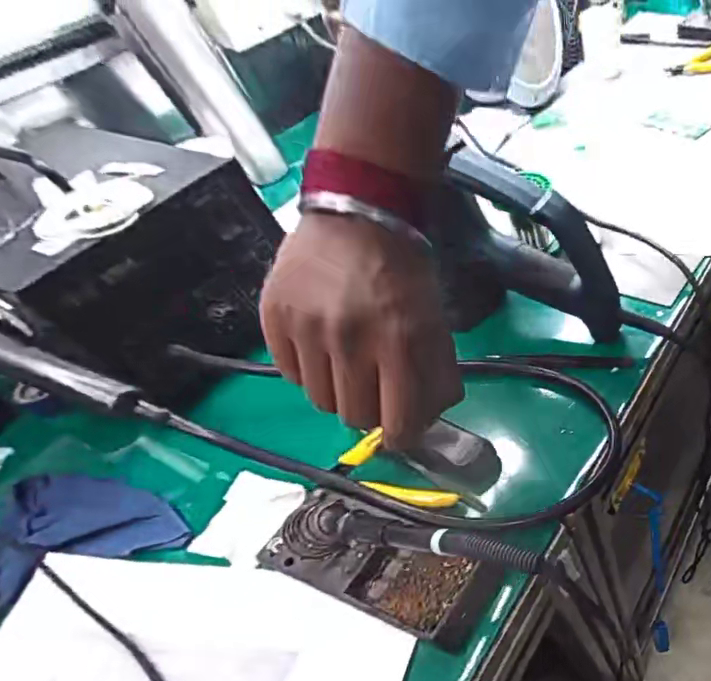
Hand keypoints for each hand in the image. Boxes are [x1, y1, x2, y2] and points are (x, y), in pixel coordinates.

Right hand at [259, 210, 461, 447]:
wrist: (358, 215)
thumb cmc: (404, 276)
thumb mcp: (437, 326)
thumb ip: (436, 378)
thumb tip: (425, 424)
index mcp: (399, 343)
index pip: (396, 423)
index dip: (400, 435)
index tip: (398, 429)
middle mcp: (349, 339)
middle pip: (354, 417)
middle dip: (369, 410)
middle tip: (373, 386)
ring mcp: (307, 327)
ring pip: (320, 401)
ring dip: (337, 391)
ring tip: (346, 362)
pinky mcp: (273, 316)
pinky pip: (289, 374)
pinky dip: (307, 371)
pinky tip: (320, 346)